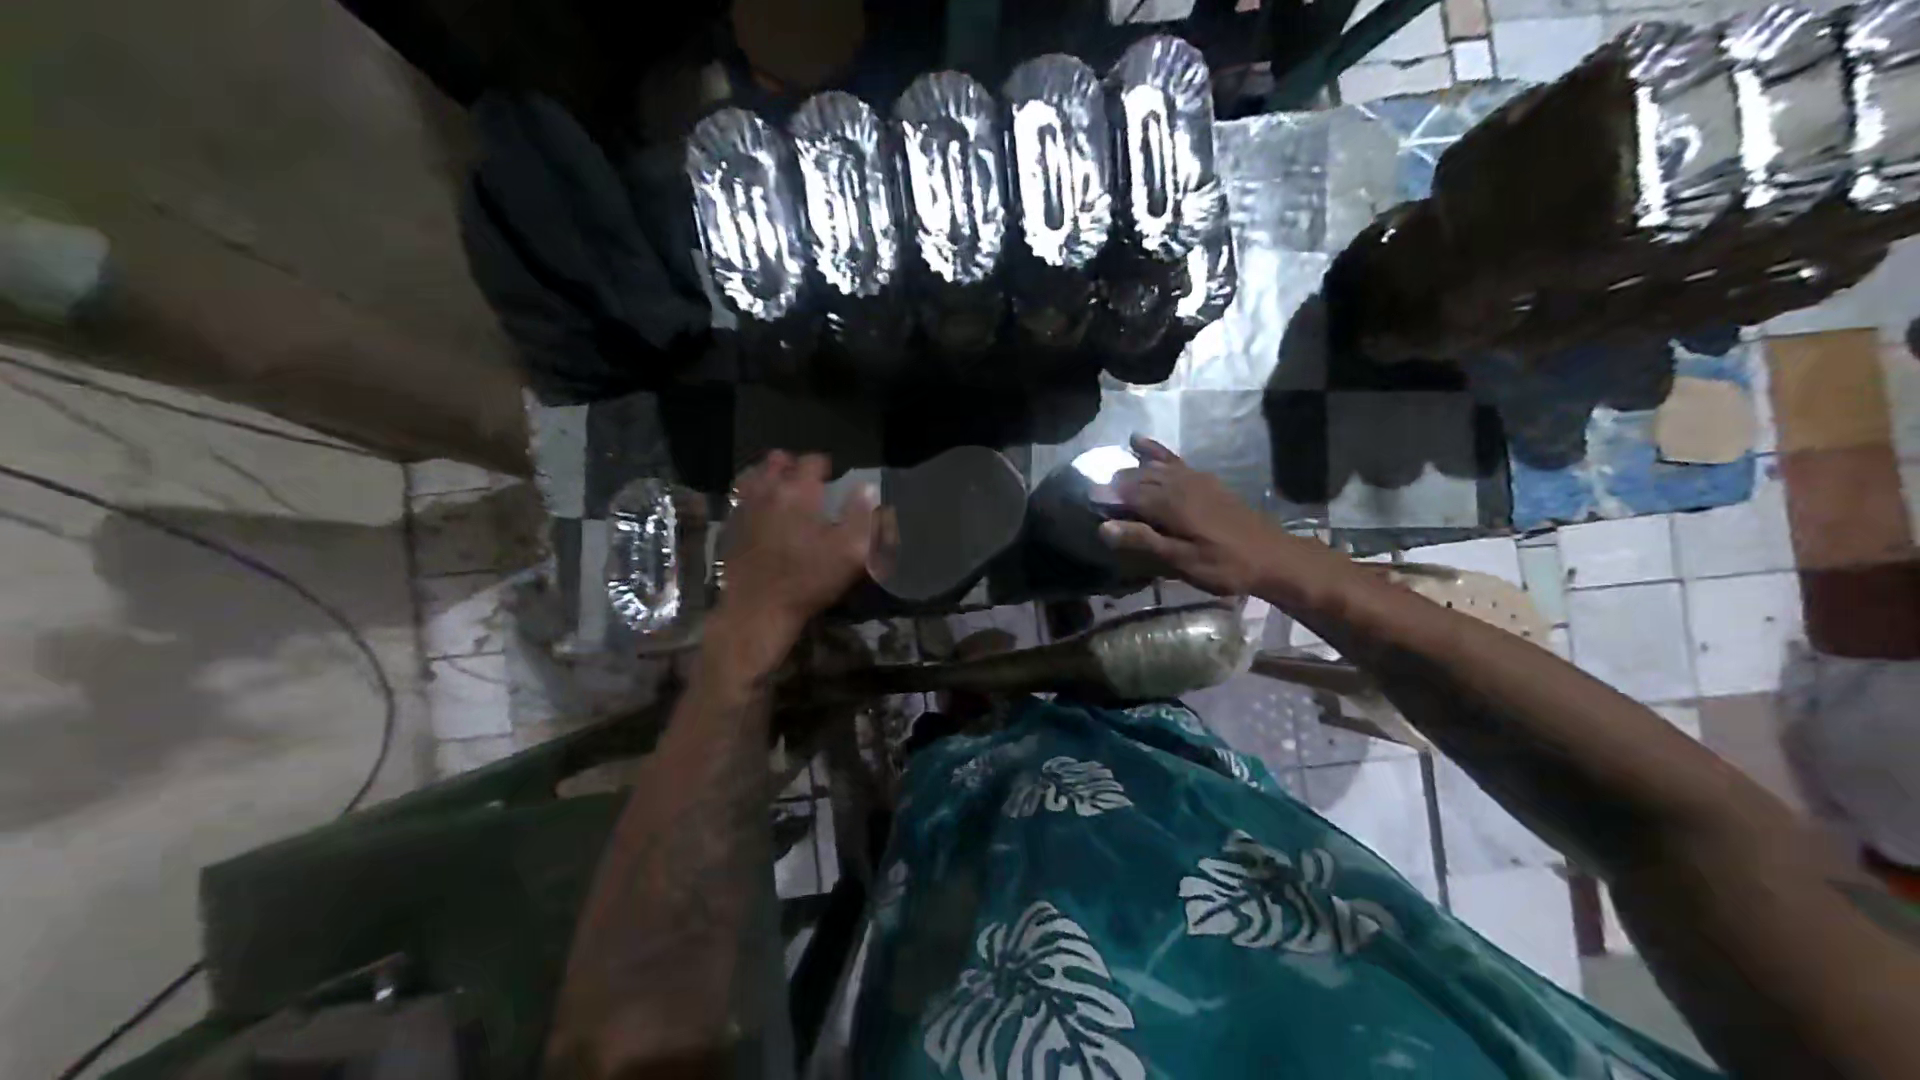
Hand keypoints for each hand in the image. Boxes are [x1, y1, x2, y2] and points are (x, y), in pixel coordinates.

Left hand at [711, 451, 876, 662]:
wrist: (758, 609)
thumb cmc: (809, 580)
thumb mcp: (851, 552)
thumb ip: (863, 516)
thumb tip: (867, 488)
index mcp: (799, 491)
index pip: (813, 460)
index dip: (826, 467)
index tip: (834, 480)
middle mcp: (768, 490)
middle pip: (778, 460)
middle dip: (794, 466)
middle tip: (808, 485)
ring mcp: (744, 507)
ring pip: (755, 475)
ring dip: (770, 478)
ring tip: (783, 494)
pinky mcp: (729, 526)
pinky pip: (740, 499)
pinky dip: (752, 498)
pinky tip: (763, 514)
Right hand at [1099, 434, 1295, 596]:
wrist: (1274, 557)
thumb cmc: (1225, 565)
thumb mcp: (1181, 560)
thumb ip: (1143, 540)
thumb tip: (1103, 527)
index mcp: (1170, 504)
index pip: (1127, 493)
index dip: (1106, 496)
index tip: (1087, 501)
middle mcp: (1179, 484)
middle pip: (1138, 476)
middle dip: (1116, 482)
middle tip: (1099, 495)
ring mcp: (1194, 478)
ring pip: (1154, 465)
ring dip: (1131, 468)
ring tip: (1113, 472)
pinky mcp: (1205, 480)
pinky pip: (1173, 459)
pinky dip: (1155, 450)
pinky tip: (1143, 445)